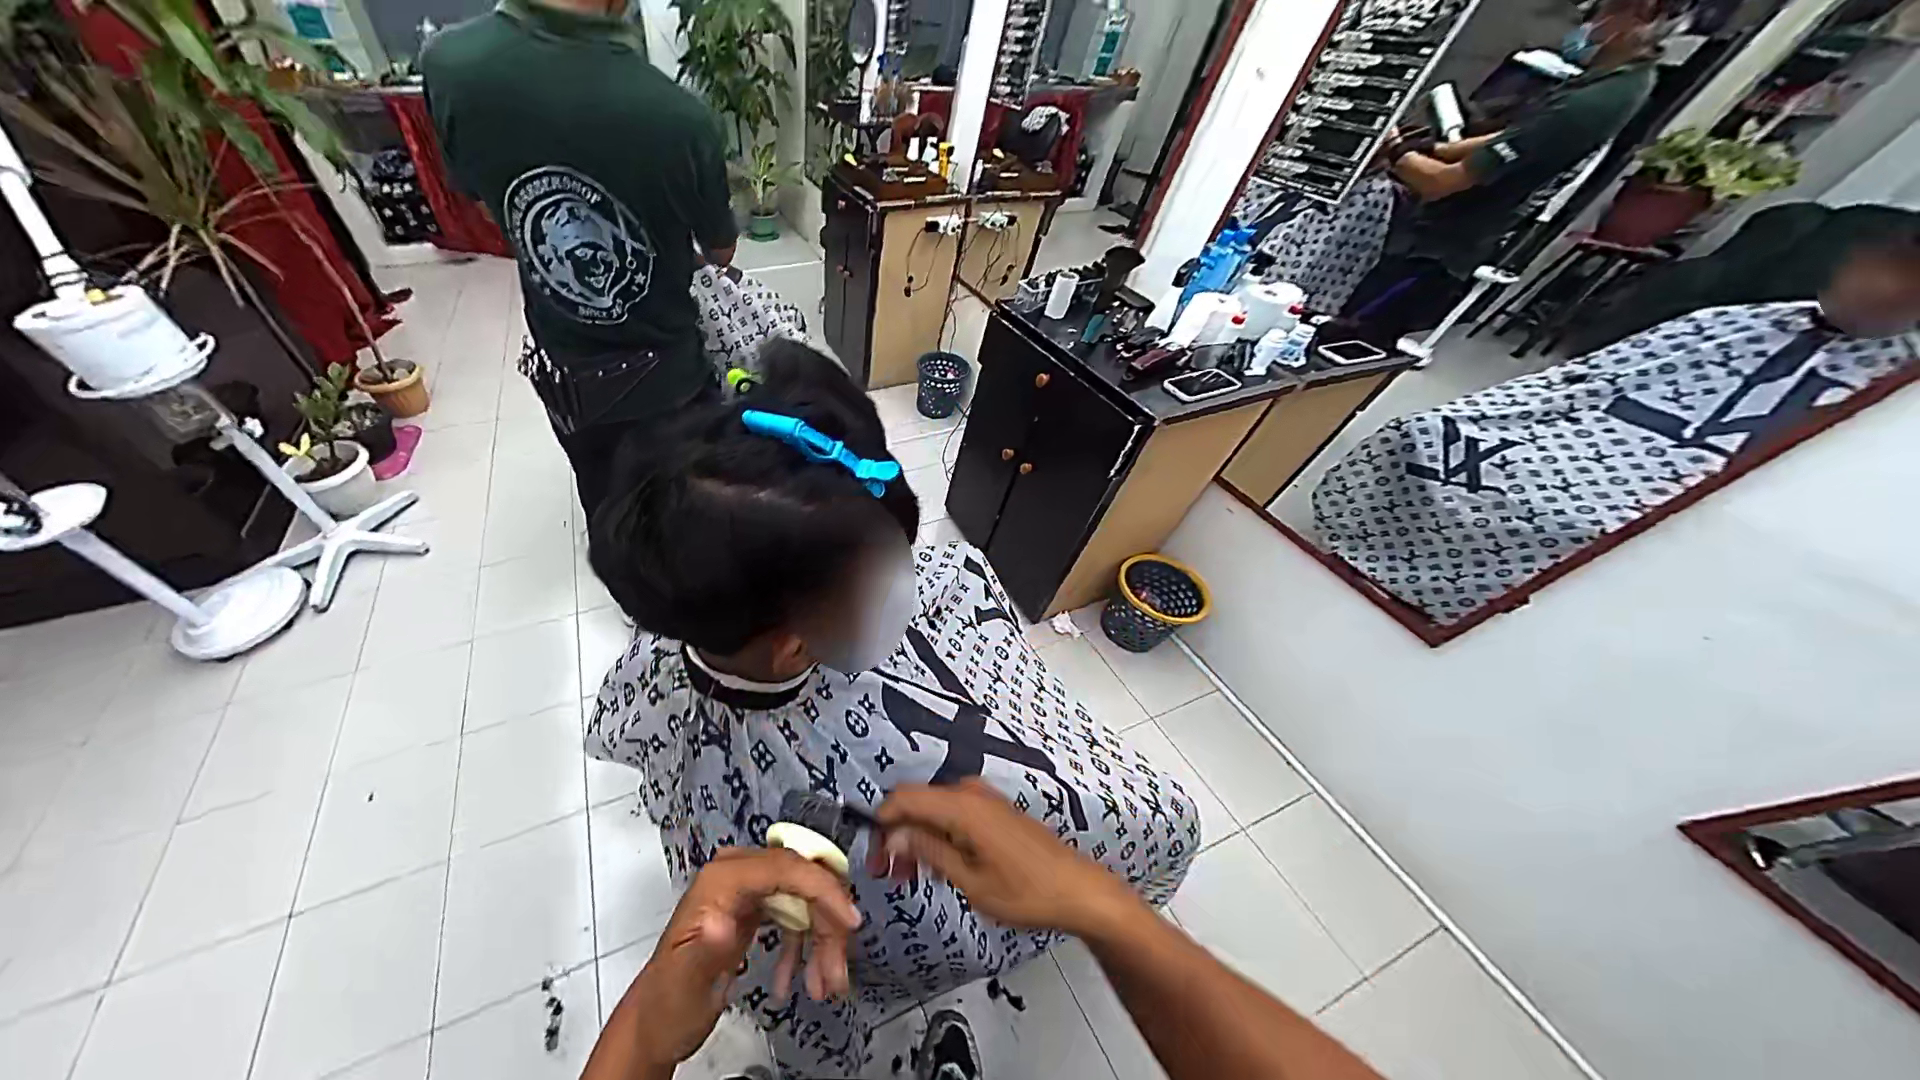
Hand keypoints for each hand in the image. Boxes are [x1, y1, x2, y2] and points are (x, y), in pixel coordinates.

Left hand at [616, 848, 861, 1069]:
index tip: (849, 921)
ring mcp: (748, 886)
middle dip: (827, 926)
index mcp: (722, 879)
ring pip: (806, 898)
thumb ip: (706, 951)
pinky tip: (800, 978)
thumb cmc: (666, 1006)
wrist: (654, 1024)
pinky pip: (796, 912)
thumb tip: (722, 923)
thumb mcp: (686, 984)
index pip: (788, 867)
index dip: (825, 890)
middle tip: (837, 971)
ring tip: (826, 982)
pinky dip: (806, 944)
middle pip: (804, 882)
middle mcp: (738, 872)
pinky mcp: (756, 902)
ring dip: (822, 939)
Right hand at [872, 779, 1138, 937]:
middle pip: (917, 803)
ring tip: (911, 878)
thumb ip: (928, 851)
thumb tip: (893, 837)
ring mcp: (984, 799)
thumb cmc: (1027, 890)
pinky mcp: (993, 810)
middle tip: (888, 874)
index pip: (904, 797)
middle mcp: (971, 793)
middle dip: (897, 836)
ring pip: (933, 810)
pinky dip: (938, 836)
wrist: (1076, 889)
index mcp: (962, 805)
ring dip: (916, 839)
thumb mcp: (968, 880)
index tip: (873, 855)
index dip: (881, 823)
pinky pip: (953, 815)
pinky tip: (938, 867)